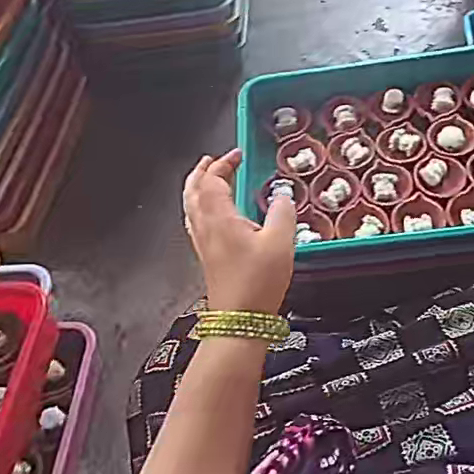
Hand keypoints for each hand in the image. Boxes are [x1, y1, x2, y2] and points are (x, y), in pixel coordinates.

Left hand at [183, 149, 296, 314]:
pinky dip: (199, 207)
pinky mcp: (206, 256)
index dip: (223, 163)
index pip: (213, 180)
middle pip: (193, 190)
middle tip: (212, 161)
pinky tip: (210, 215)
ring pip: (190, 206)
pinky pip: (195, 222)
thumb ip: (283, 212)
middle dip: (202, 172)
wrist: (241, 318)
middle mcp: (205, 226)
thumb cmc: (258, 281)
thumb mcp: (281, 242)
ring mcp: (202, 243)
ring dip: (197, 188)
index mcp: (219, 217)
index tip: (238, 155)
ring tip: (207, 181)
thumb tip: (282, 195)